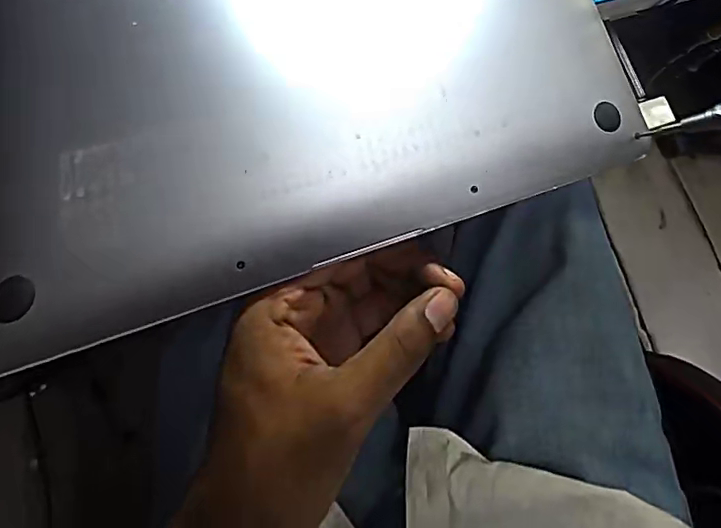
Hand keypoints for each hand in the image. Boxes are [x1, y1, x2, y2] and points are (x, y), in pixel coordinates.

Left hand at [172, 245, 463, 527]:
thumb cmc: (273, 469)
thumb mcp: (344, 404)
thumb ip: (396, 349)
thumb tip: (440, 303)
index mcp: (276, 308)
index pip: (337, 259)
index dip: (386, 253)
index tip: (428, 256)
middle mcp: (291, 315)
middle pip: (354, 277)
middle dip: (403, 277)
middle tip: (448, 286)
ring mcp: (309, 341)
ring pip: (365, 304)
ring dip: (406, 303)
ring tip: (447, 306)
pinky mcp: (325, 368)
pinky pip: (367, 334)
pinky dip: (398, 331)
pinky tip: (428, 330)